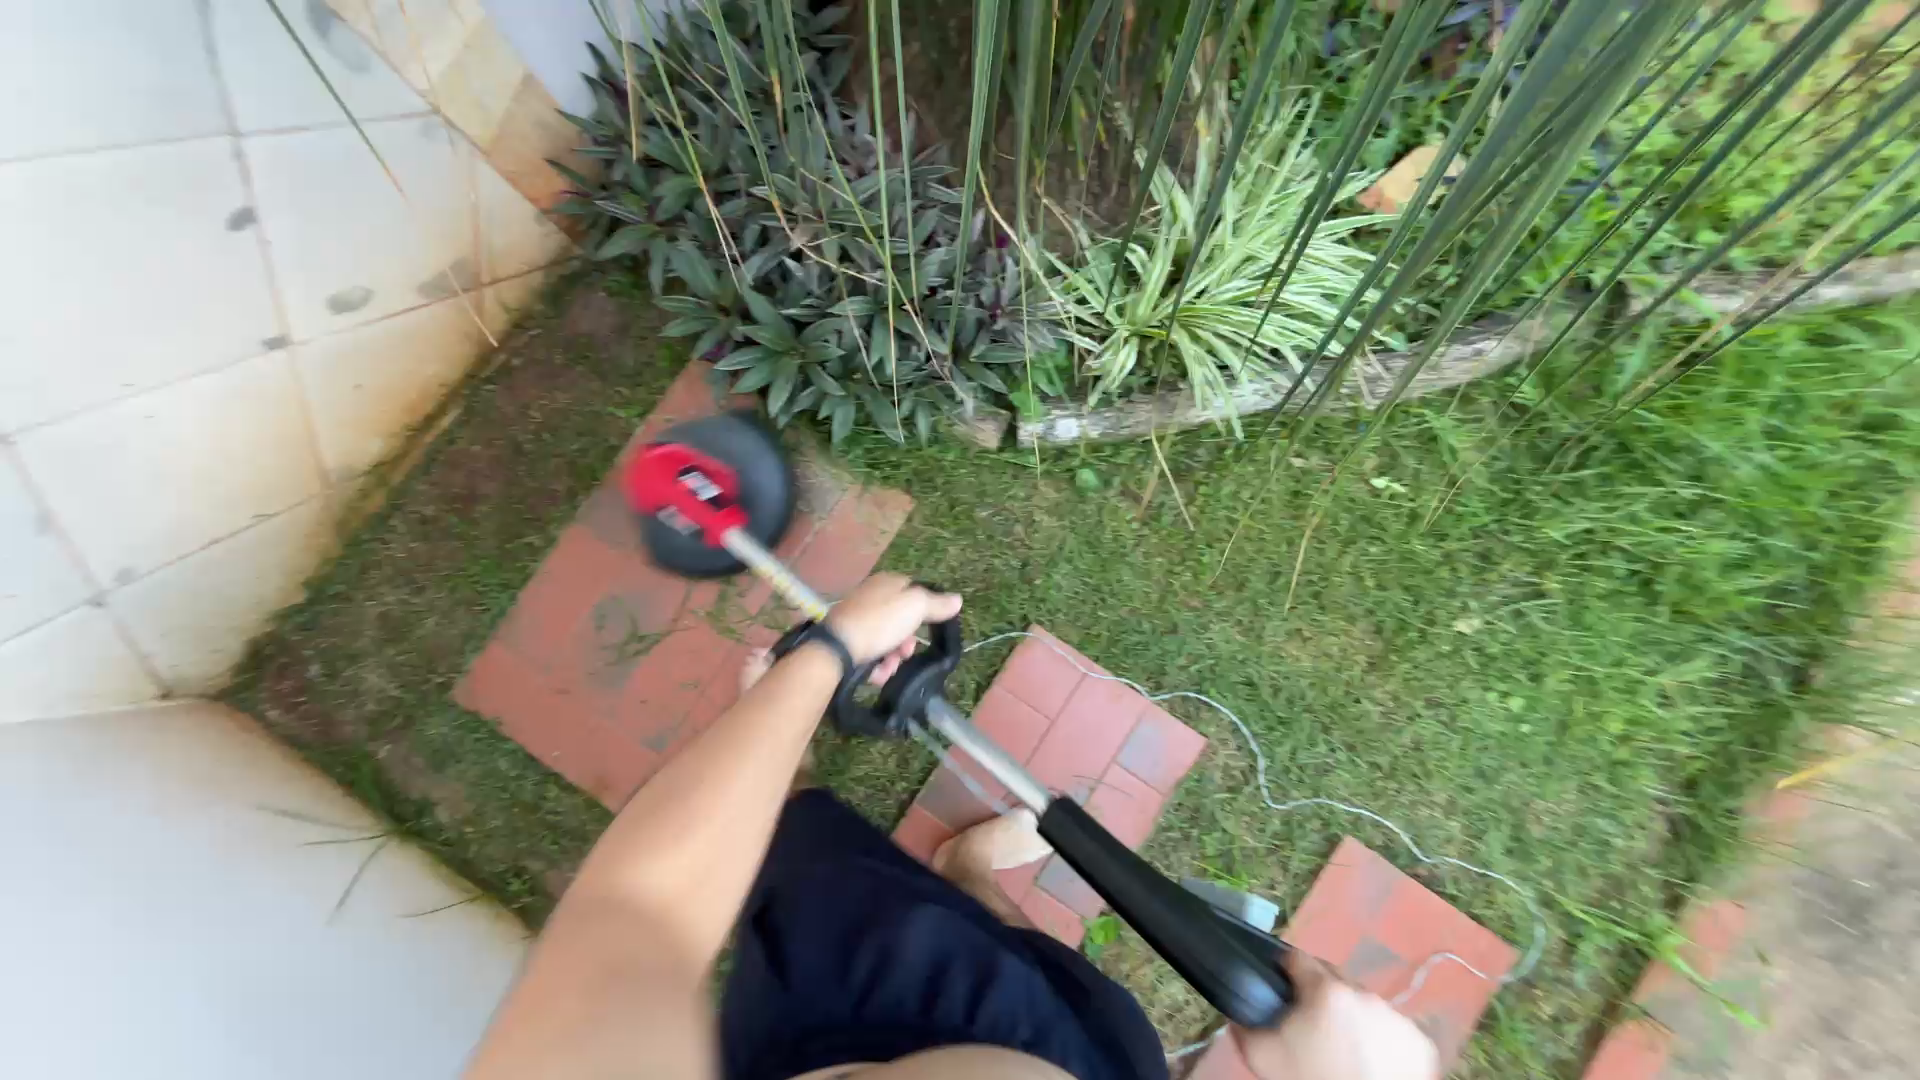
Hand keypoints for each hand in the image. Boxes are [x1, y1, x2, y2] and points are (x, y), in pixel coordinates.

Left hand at [822, 573, 962, 681]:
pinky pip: (872, 652)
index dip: (925, 611)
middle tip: (905, 652)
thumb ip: (936, 604)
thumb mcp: (915, 607)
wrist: (837, 649)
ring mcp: (858, 619)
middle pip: (902, 621)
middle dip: (907, 641)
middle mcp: (871, 597)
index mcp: (887, 582)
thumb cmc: (880, 622)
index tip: (929, 628)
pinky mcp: (848, 641)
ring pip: (888, 640)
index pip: (914, 592)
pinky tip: (876, 673)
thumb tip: (957, 599)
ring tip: (888, 666)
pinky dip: (877, 665)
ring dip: (893, 658)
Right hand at [1233, 952, 1438, 1079]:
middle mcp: (1364, 993)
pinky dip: (1380, 1037)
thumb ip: (1245, 1025)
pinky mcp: (1421, 1045)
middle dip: (1320, 994)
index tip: (1282, 992)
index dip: (1285, 972)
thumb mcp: (1263, 1058)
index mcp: (1326, 990)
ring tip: (1344, 1048)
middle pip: (1333, 978)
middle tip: (1312, 1028)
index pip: (1297, 958)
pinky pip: (1392, 1028)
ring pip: (1364, 1003)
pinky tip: (1372, 1062)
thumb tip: (1240, 1009)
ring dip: (1351, 1015)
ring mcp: (1397, 1018)